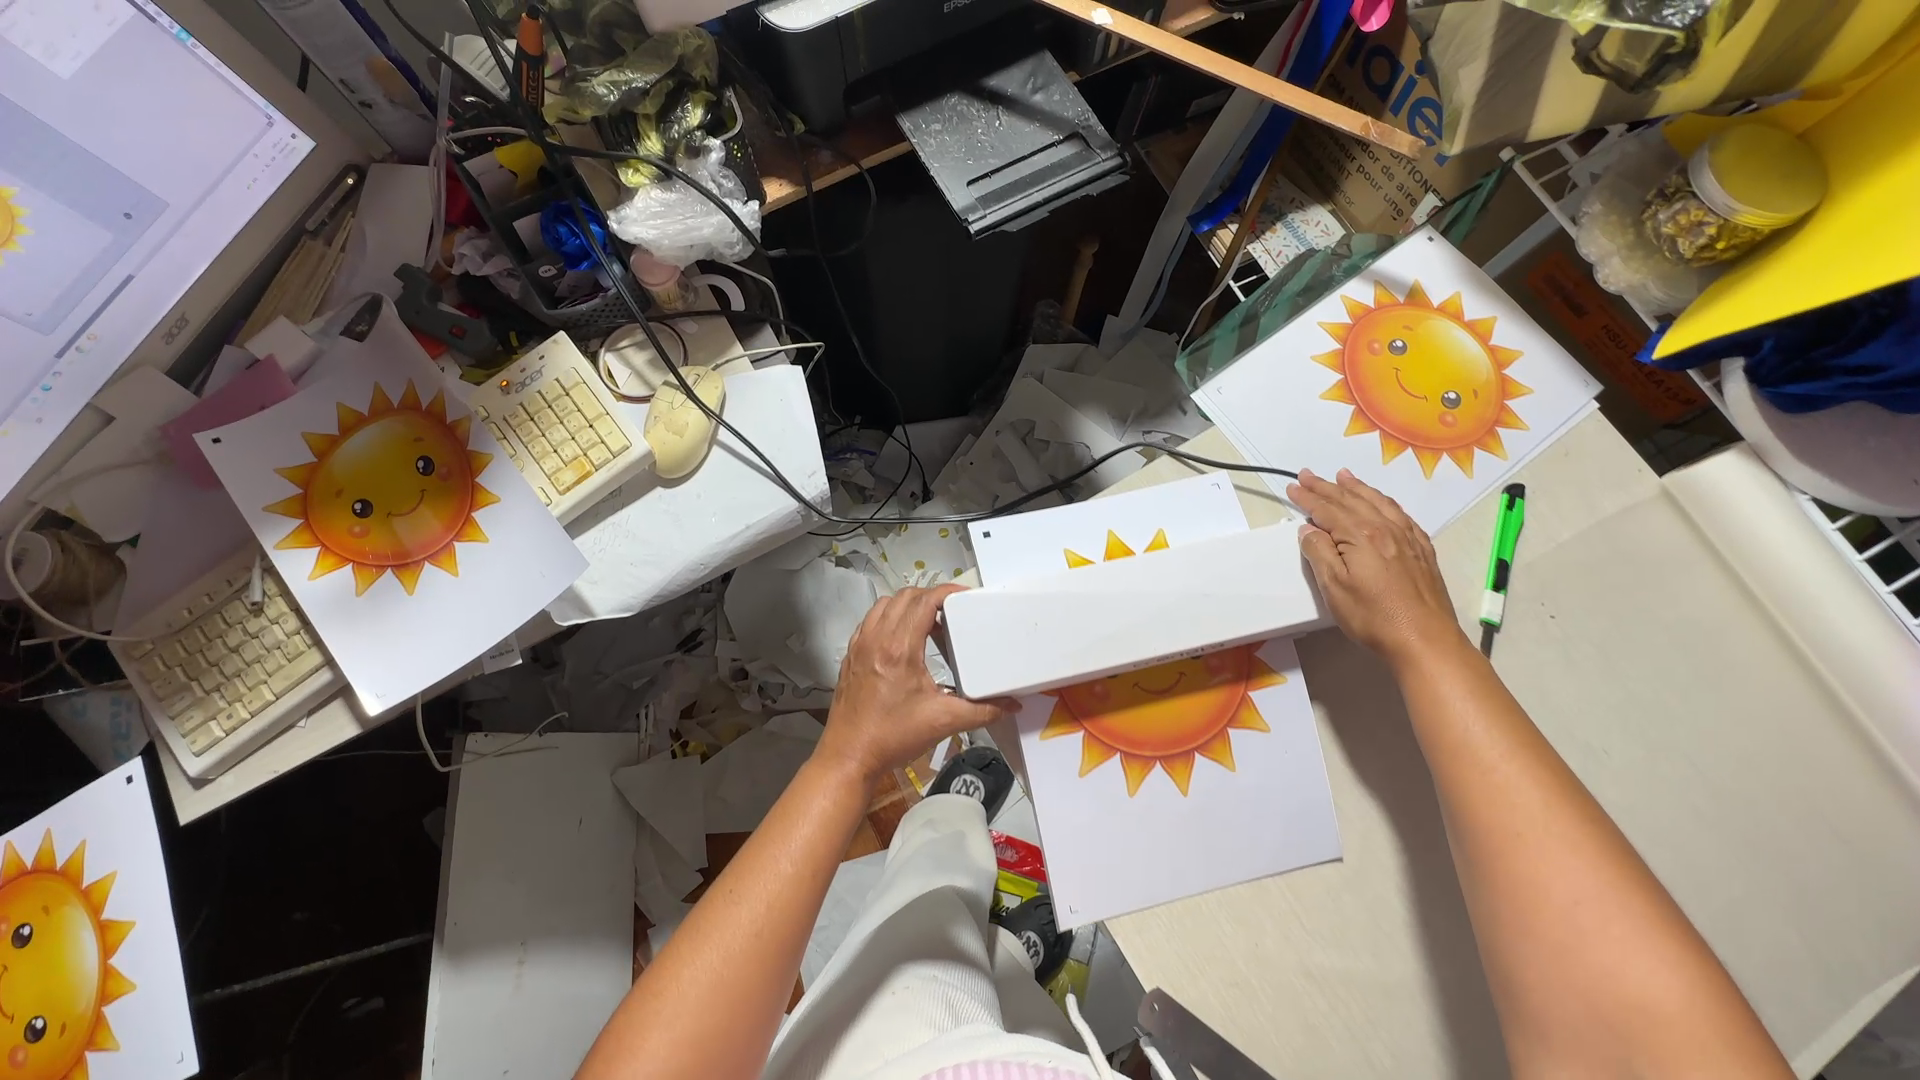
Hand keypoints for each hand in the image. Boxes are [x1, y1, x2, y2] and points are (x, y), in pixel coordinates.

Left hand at [818, 585, 1007, 786]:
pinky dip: (887, 619)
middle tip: (951, 612)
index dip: (946, 592)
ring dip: (907, 606)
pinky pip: (869, 622)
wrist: (849, 757)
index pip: (924, 601)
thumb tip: (1011, 705)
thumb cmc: (893, 737)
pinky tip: (902, 641)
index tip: (964, 596)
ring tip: (928, 623)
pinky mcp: (851, 657)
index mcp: (899, 648)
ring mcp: (859, 646)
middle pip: (904, 597)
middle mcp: (876, 639)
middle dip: (929, 597)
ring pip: (883, 606)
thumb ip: (982, 711)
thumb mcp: (943, 722)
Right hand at [1288, 468, 1465, 667]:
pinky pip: (1400, 514)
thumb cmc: (1372, 616)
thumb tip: (1309, 529)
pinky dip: (1384, 501)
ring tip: (1343, 476)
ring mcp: (1407, 537)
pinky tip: (1381, 502)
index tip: (1293, 487)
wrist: (1424, 639)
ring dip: (1357, 488)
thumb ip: (1319, 553)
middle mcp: (1385, 528)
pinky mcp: (1422, 550)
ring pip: (1378, 502)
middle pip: (1351, 500)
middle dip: (1327, 487)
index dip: (1308, 497)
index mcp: (1361, 535)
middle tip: (1308, 475)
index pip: (1328, 509)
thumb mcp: (1334, 587)